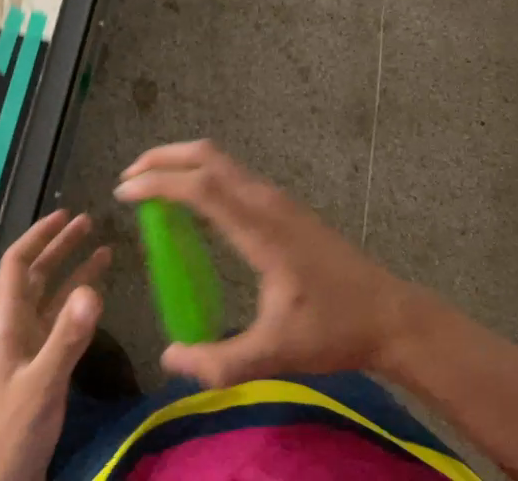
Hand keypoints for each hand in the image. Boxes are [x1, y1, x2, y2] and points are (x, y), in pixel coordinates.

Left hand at [0, 210, 111, 480]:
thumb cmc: (12, 433)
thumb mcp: (43, 385)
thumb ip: (68, 338)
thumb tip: (93, 288)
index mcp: (5, 324)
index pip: (17, 265)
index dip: (38, 237)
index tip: (64, 215)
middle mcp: (12, 330)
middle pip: (34, 277)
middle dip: (59, 248)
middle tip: (89, 223)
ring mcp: (23, 351)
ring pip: (49, 301)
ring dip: (72, 275)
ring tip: (103, 252)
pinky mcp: (35, 372)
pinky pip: (56, 328)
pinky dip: (75, 309)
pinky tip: (94, 302)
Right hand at [114, 140, 427, 387]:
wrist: (393, 317)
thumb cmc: (335, 331)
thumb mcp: (276, 354)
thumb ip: (221, 362)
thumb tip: (169, 358)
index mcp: (260, 229)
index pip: (200, 186)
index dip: (158, 183)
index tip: (123, 192)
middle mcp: (266, 202)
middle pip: (207, 156)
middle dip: (162, 158)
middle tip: (129, 179)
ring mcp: (278, 200)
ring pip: (221, 160)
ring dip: (181, 163)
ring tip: (151, 188)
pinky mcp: (284, 207)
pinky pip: (232, 174)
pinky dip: (201, 174)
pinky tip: (191, 204)